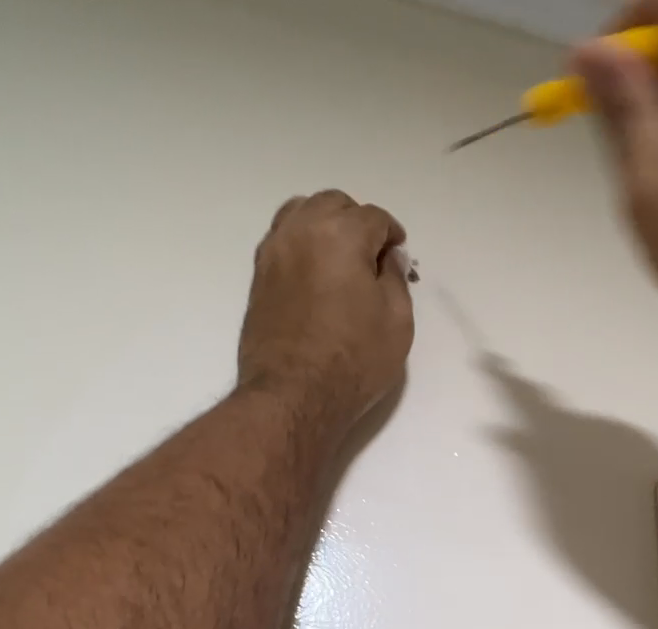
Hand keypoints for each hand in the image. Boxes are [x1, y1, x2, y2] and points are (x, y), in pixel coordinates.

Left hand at [239, 190, 414, 423]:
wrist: (293, 394)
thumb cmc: (354, 360)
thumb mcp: (396, 321)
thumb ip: (395, 279)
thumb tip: (389, 258)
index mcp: (341, 235)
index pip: (373, 218)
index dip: (392, 235)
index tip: (399, 257)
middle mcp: (302, 230)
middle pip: (333, 204)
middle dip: (357, 222)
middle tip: (373, 257)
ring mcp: (274, 251)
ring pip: (300, 213)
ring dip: (325, 226)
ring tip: (341, 259)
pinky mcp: (258, 276)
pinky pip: (282, 239)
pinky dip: (302, 244)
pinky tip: (317, 273)